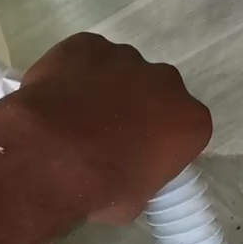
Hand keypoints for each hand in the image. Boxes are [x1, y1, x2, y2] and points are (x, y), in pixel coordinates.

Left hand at [11, 33, 211, 223]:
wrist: (52, 158)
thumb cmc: (104, 188)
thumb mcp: (138, 199)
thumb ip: (144, 173)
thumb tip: (129, 171)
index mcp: (190, 120)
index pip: (185, 129)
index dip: (163, 143)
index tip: (143, 156)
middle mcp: (166, 82)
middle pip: (156, 94)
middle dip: (138, 109)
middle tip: (109, 136)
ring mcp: (126, 57)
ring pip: (120, 72)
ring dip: (106, 89)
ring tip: (76, 117)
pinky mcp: (86, 44)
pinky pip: (85, 58)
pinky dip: (75, 73)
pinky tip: (58, 98)